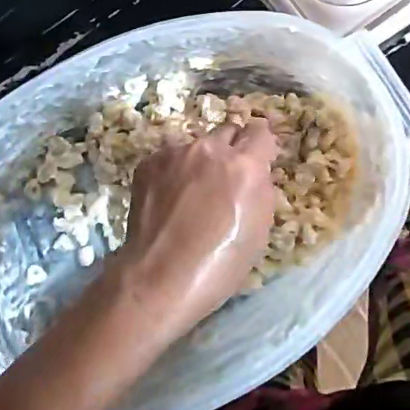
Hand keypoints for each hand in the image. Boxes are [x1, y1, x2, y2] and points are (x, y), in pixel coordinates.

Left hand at [111, 121, 279, 337]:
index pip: (260, 131)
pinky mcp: (149, 162)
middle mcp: (211, 149)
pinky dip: (173, 172)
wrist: (160, 278)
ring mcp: (176, 153)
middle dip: (231, 150)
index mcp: (245, 165)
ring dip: (199, 162)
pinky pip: (170, 158)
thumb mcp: (260, 228)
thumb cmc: (221, 264)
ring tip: (190, 195)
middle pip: (228, 132)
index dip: (260, 146)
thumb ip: (260, 187)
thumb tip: (254, 171)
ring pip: (196, 146)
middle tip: (225, 179)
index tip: (257, 160)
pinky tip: (168, 200)